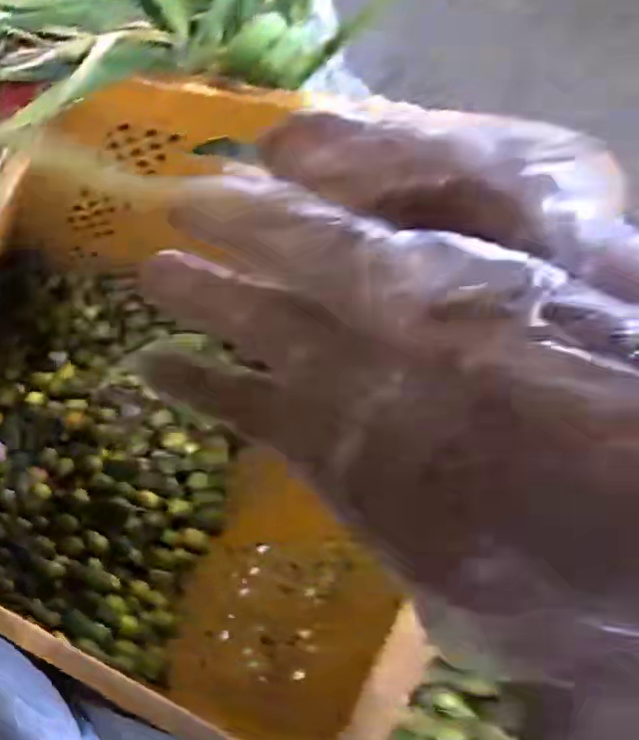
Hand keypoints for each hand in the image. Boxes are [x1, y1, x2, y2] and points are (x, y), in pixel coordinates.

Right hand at [134, 103, 638, 679]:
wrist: (623, 596)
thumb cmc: (629, 492)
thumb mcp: (605, 396)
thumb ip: (504, 332)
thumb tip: (404, 286)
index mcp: (540, 283)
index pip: (458, 187)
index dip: (371, 155)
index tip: (285, 144)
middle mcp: (445, 320)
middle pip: (346, 249)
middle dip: (268, 220)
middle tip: (187, 199)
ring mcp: (376, 384)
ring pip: (282, 323)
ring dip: (214, 295)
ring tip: (150, 272)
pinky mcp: (329, 445)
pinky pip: (252, 405)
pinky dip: (199, 387)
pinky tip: (150, 368)